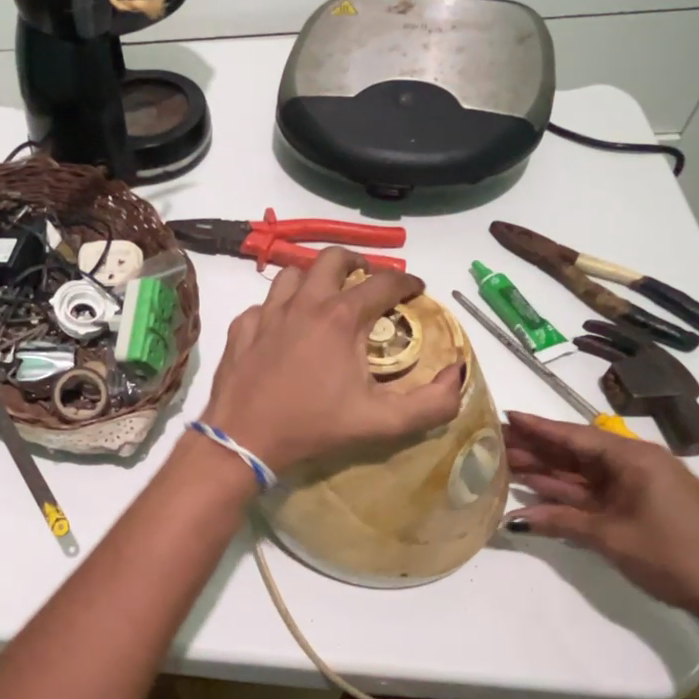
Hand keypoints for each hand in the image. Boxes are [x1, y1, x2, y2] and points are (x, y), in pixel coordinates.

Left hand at [201, 247, 464, 472]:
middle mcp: (303, 304)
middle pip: (332, 259)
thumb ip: (431, 403)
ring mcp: (267, 313)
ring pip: (291, 274)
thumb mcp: (381, 423)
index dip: (407, 282)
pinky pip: (262, 304)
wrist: (243, 439)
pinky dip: (278, 308)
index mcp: (340, 318)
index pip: (383, 282)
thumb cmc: (313, 427)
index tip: (416, 290)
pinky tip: (283, 327)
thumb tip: (456, 376)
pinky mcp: (241, 328)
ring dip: (313, 278)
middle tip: (367, 281)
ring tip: (324, 297)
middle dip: (356, 263)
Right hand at [503, 412, 698, 627]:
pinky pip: (593, 494)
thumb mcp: (612, 537)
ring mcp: (637, 488)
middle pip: (575, 452)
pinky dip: (565, 493)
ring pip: (581, 474)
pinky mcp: (638, 509)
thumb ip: (560, 521)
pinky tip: (533, 491)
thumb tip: (513, 518)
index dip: (538, 427)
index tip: (505, 415)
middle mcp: (634, 466)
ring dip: (545, 471)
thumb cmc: (675, 555)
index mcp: (634, 459)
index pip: (574, 437)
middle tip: (491, 441)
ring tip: (502, 462)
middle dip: (534, 448)